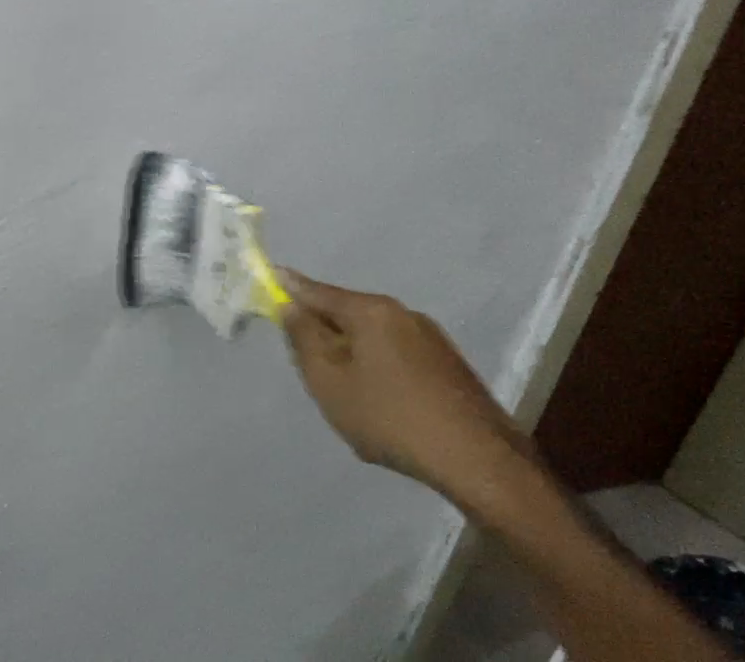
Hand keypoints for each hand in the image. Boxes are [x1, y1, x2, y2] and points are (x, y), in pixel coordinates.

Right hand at [279, 269, 532, 503]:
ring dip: (350, 354)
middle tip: (305, 364)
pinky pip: (396, 355)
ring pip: (371, 337)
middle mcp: (403, 314)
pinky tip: (380, 405)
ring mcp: (432, 339)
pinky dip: (377, 369)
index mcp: (371, 311)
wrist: (480, 462)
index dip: (286, 287)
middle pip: (345, 313)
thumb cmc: (389, 416)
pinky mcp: (449, 366)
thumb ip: (303, 337)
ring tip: (345, 393)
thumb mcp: (327, 380)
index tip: (264, 282)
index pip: (314, 290)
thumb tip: (290, 304)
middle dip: (321, 331)